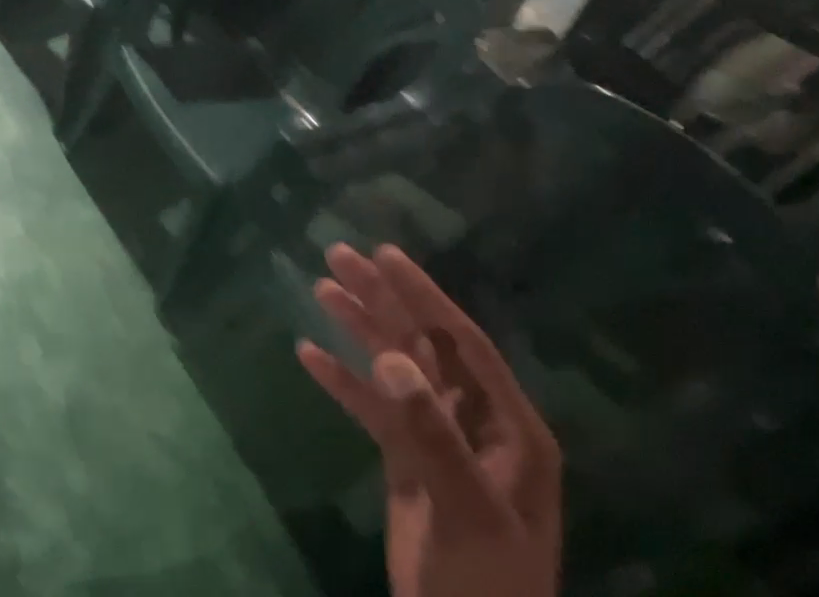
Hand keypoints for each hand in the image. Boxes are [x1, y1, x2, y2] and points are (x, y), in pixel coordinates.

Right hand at [298, 245, 560, 596]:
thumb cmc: (485, 580)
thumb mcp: (467, 508)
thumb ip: (432, 432)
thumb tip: (391, 357)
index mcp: (509, 427)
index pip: (462, 342)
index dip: (422, 295)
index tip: (383, 255)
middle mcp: (476, 422)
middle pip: (424, 345)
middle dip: (383, 299)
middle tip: (336, 255)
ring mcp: (439, 441)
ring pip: (395, 369)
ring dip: (359, 329)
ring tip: (320, 287)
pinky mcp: (408, 462)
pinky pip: (372, 409)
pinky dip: (342, 380)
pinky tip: (309, 354)